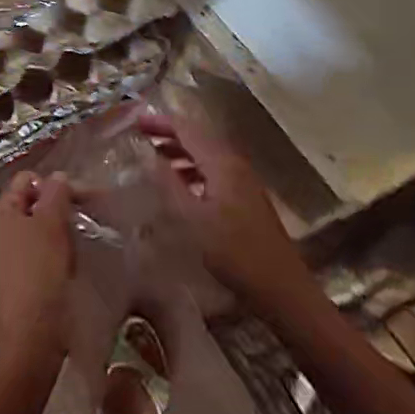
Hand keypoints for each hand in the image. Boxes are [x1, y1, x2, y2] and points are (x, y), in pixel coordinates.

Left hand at [0, 170, 74, 357]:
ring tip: (83, 241)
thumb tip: (60, 176)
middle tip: (95, 215)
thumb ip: (55, 195)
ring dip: (66, 229)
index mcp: (5, 207)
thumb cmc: (38, 269)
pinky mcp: (30, 269)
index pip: (29, 179)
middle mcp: (7, 223)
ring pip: (46, 225)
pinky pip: (50, 249)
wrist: (32, 327)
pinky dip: (64, 250)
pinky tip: (75, 262)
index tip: (90, 196)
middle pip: (38, 201)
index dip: (57, 183)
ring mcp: (17, 247)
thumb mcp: (49, 225)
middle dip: (65, 205)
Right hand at [136, 112, 312, 315]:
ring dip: (179, 151)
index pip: (186, 129)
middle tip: (138, 136)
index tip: (132, 123)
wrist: (283, 292)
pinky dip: (192, 168)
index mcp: (222, 165)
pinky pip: (214, 170)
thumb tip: (148, 154)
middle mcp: (236, 166)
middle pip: (198, 137)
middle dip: (167, 133)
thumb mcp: (190, 217)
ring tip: (152, 158)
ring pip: (207, 154)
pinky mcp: (247, 199)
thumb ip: (167, 181)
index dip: (158, 122)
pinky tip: (178, 184)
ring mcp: (245, 183)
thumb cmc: (233, 252)